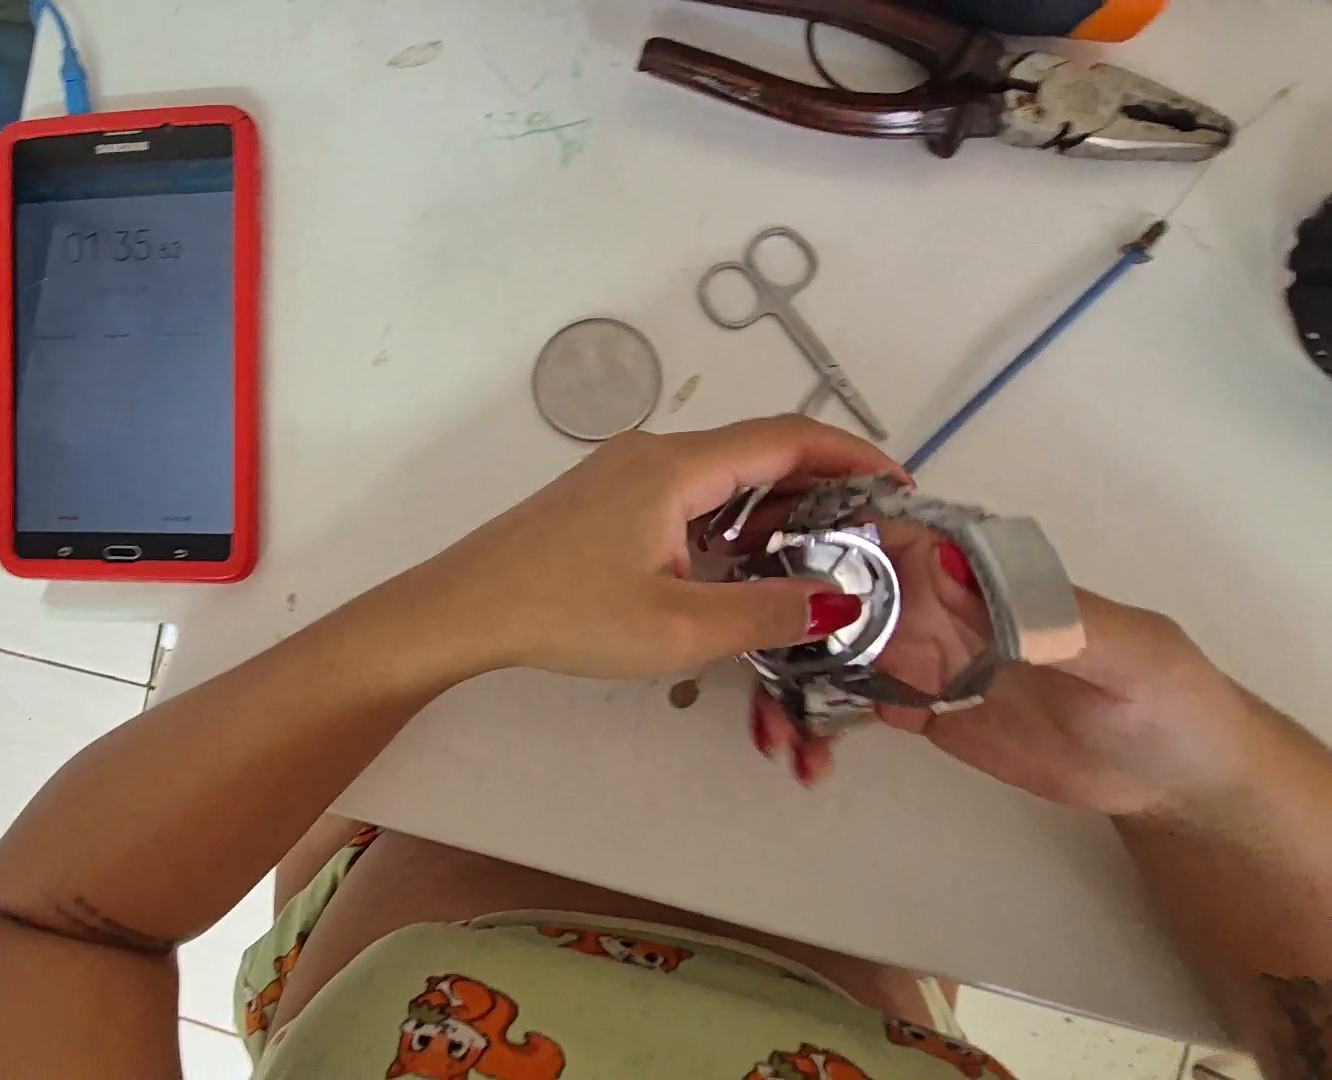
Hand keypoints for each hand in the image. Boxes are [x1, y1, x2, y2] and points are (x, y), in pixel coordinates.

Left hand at [392, 417, 905, 681]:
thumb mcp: (678, 626)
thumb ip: (768, 612)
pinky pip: (676, 495)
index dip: (853, 455)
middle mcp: (647, 454)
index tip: (899, 488)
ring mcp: (614, 473)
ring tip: (806, 559)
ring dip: (764, 509)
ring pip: (712, 476)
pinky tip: (727, 564)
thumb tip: (838, 599)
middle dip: (814, 488)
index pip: (786, 438)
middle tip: (861, 537)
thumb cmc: (565, 614)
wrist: (465, 606)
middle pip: (751, 453)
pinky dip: (718, 520)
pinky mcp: (594, 497)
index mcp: (674, 468)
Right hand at [752, 525, 1269, 815]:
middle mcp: (918, 606)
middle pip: (823, 601)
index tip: (756, 567)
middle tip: (750, 677)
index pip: (872, 538)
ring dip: (782, 690)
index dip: (808, 541)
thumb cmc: (1164, 699)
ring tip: (775, 742)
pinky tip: (803, 759)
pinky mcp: (900, 705)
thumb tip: (954, 567)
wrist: (1170, 781)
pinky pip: (836, 707)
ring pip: (817, 656)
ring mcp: (904, 656)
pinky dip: (808, 728)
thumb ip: (1046, 612)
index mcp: (961, 575)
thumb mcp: (1127, 652)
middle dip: (775, 631)